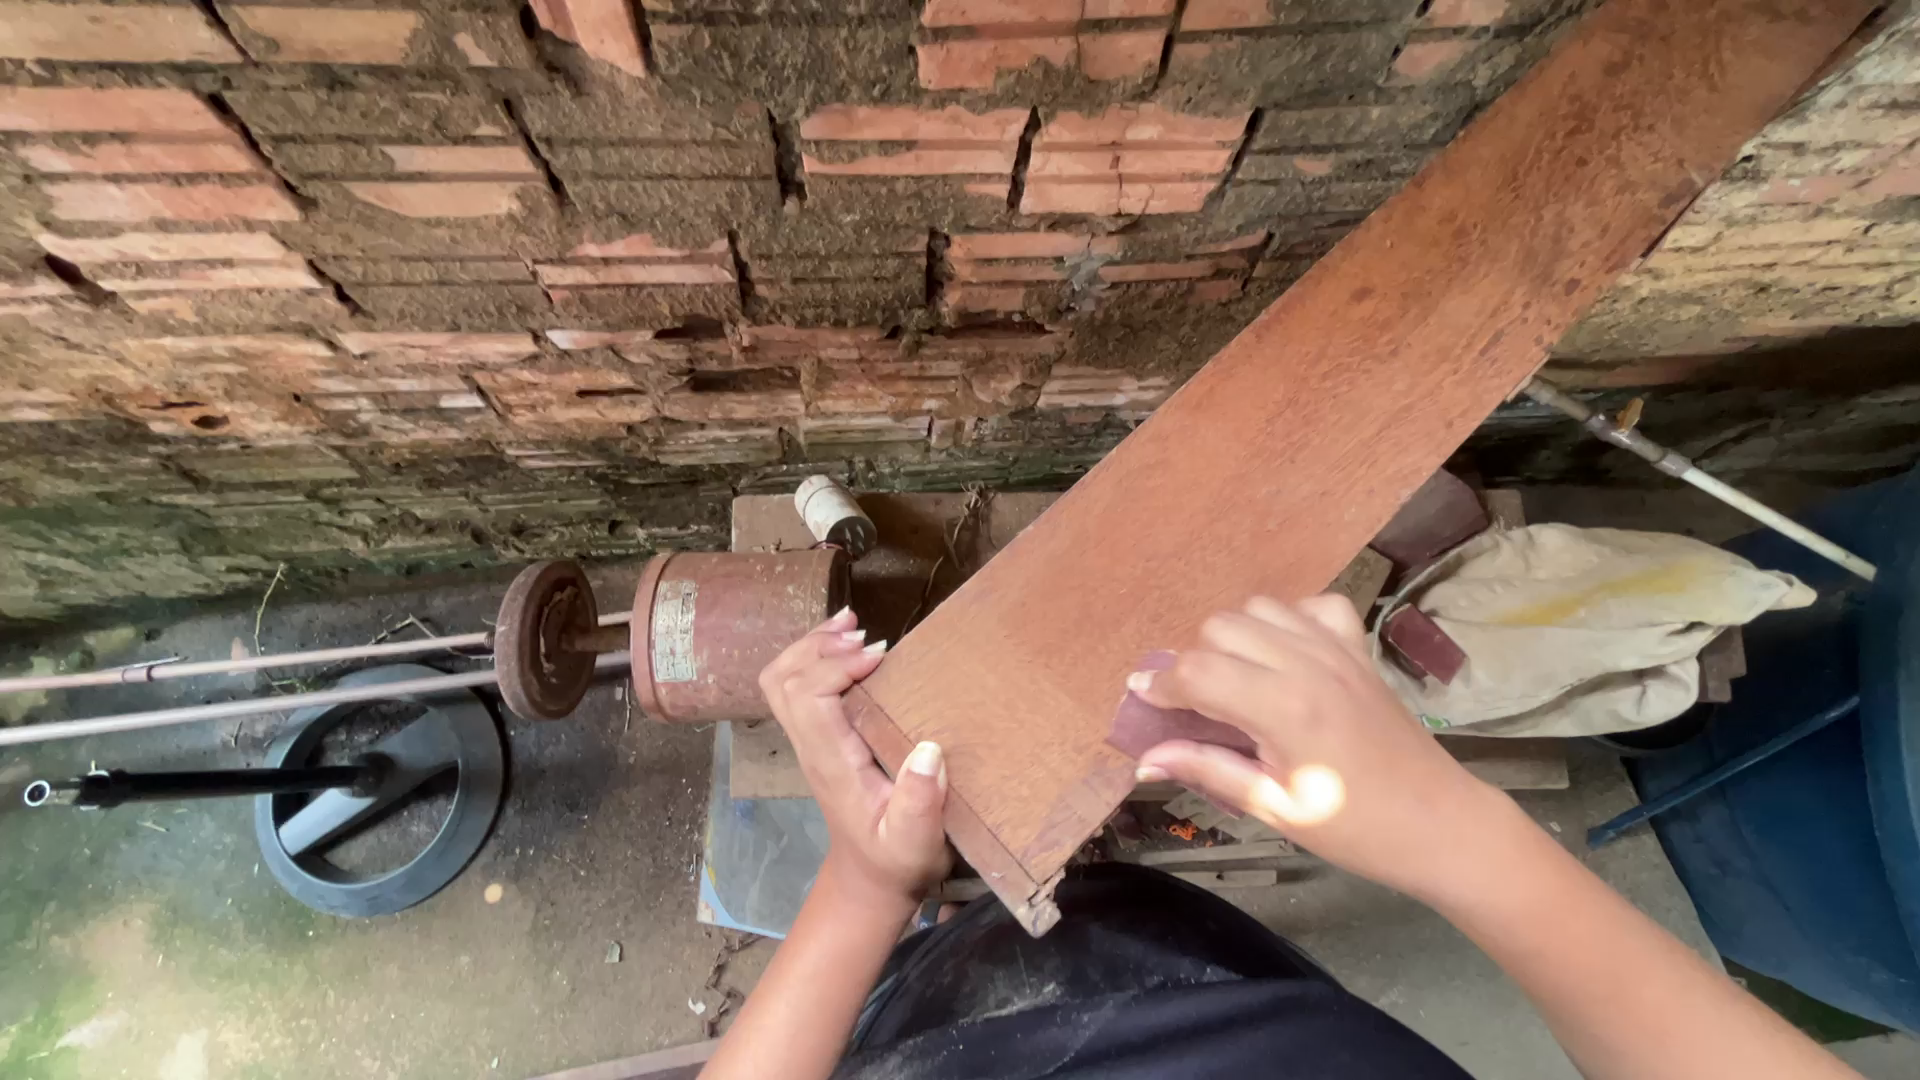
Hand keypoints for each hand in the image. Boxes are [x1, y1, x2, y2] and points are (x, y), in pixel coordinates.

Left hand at [758, 608, 951, 907]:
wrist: (870, 881)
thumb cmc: (897, 862)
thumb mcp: (916, 844)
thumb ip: (920, 804)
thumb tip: (928, 750)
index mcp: (830, 763)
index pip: (808, 696)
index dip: (837, 665)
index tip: (880, 656)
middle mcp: (811, 746)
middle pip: (783, 679)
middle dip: (817, 645)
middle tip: (862, 634)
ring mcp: (810, 740)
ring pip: (783, 678)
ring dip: (812, 644)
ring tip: (852, 624)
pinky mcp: (819, 736)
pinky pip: (798, 686)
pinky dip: (816, 656)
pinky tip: (849, 643)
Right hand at [1130, 594, 1524, 902]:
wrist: (1443, 824)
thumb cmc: (1354, 828)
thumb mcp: (1273, 807)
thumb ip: (1206, 769)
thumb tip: (1145, 758)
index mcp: (1282, 708)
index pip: (1197, 672)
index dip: (1161, 685)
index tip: (1145, 701)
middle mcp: (1306, 663)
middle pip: (1218, 628)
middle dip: (1195, 662)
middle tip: (1201, 703)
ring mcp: (1336, 648)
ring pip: (1255, 608)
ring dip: (1234, 638)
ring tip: (1239, 677)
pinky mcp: (1358, 646)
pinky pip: (1309, 605)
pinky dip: (1287, 620)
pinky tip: (1286, 654)